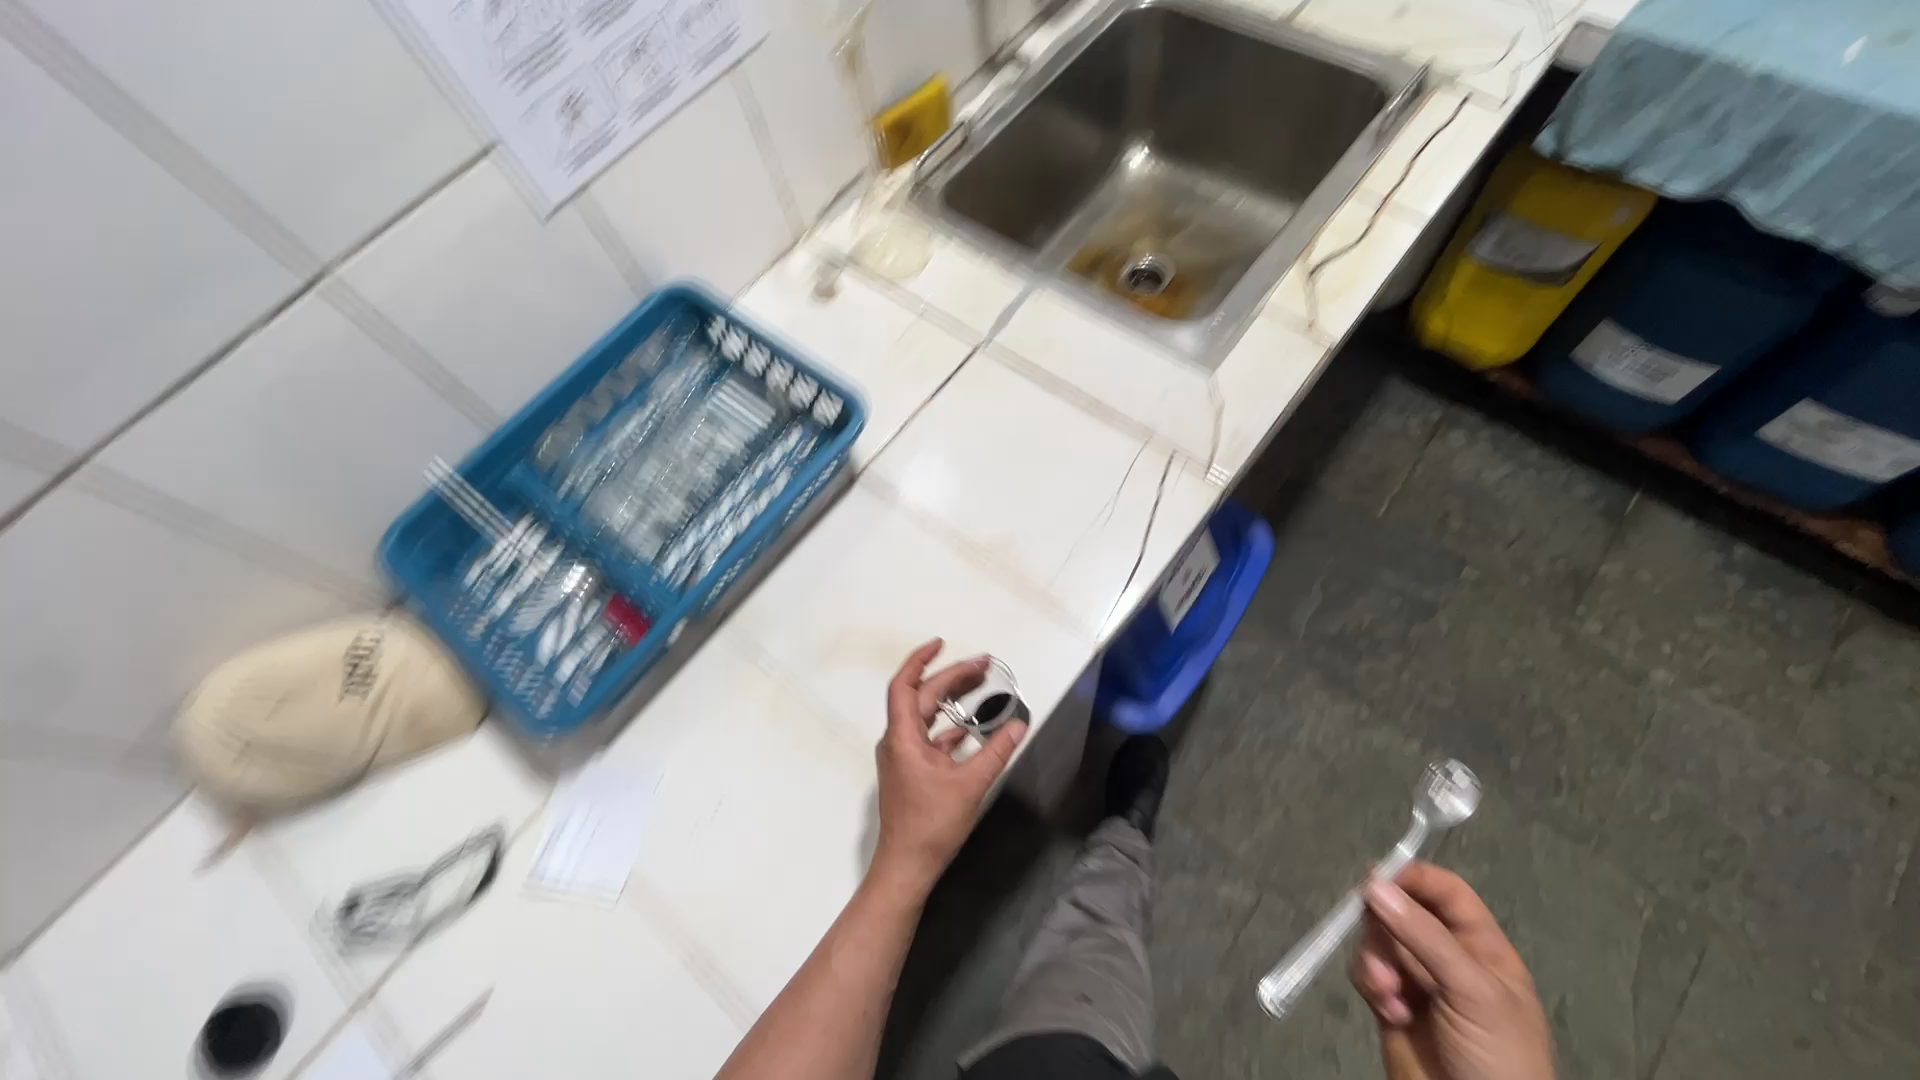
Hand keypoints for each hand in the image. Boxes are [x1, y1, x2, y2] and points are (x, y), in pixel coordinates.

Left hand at [870, 639, 1026, 893]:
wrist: (907, 865)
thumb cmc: (932, 824)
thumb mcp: (970, 784)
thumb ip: (996, 751)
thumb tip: (1020, 724)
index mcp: (903, 737)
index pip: (904, 686)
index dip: (920, 660)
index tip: (942, 644)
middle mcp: (898, 741)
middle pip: (921, 698)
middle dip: (950, 679)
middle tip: (983, 666)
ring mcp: (903, 757)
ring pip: (926, 717)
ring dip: (951, 701)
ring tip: (981, 687)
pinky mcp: (911, 772)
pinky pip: (930, 738)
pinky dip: (950, 728)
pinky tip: (972, 729)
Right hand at [1349, 862, 1555, 1079]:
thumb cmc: (1497, 1054)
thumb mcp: (1473, 992)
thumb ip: (1424, 936)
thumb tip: (1373, 883)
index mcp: (1481, 947)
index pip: (1445, 892)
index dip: (1413, 878)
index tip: (1378, 878)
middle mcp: (1447, 956)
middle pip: (1402, 911)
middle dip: (1385, 927)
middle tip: (1381, 947)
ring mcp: (1418, 980)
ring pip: (1378, 941)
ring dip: (1375, 960)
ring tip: (1387, 991)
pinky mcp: (1391, 1002)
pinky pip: (1366, 972)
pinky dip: (1370, 985)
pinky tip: (1388, 1009)